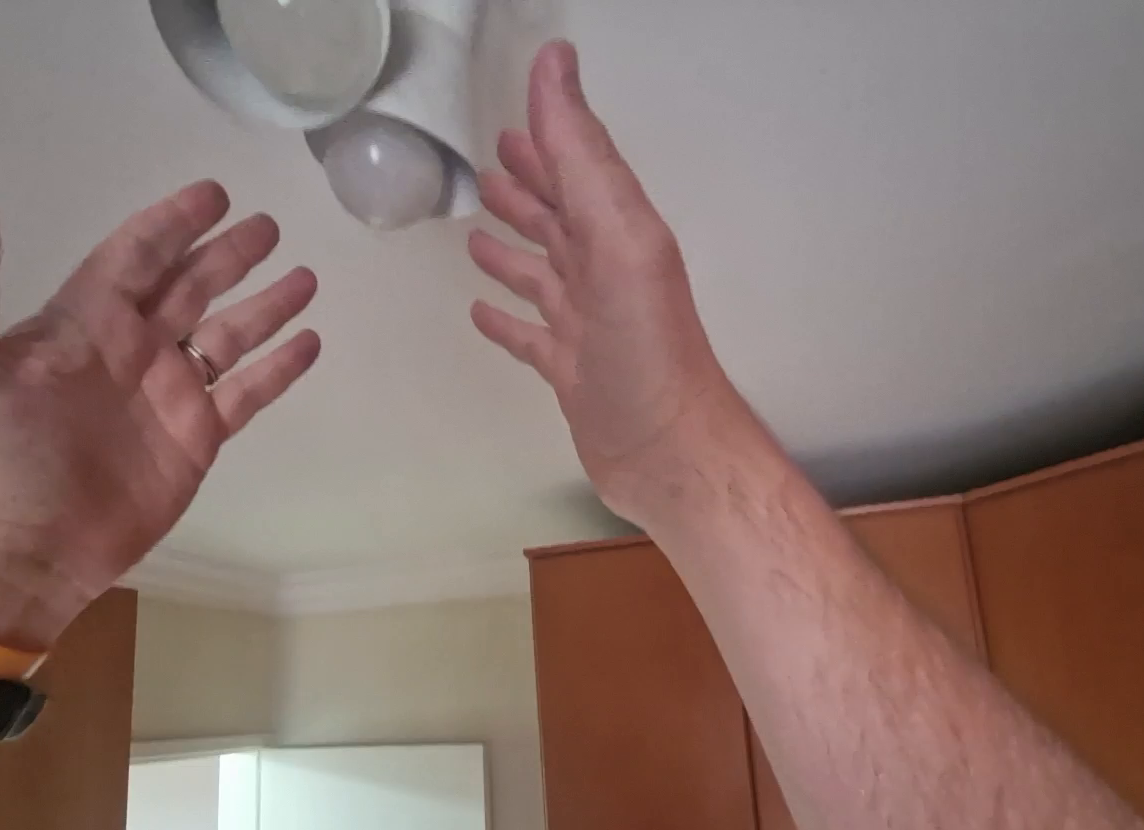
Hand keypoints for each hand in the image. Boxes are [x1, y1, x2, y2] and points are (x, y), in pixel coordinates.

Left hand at [0, 156, 320, 648]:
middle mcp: (134, 350)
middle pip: (194, 289)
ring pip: (231, 337)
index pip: (138, 256)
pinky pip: (248, 394)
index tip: (215, 194)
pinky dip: (279, 370)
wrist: (23, 549)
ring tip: (304, 279)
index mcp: (82, 322)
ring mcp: (173, 395)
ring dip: (267, 307)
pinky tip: (309, 344)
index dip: (175, 223)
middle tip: (269, 227)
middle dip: (230, 255)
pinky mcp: (200, 439)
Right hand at [468, 41, 743, 524]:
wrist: (668, 454)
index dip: (547, 144)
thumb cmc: (645, 352)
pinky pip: (532, 340)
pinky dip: (508, 324)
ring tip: (475, 235)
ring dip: (513, 254)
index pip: (576, 176)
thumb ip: (585, 158)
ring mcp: (586, 329)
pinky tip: (480, 314)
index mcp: (618, 238)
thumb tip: (555, 61)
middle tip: (486, 169)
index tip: (509, 120)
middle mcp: (603, 277)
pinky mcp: (571, 375)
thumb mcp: (619, 242)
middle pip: (558, 224)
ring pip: (544, 279)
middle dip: (527, 194)